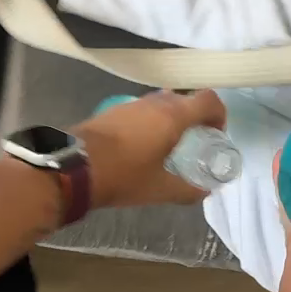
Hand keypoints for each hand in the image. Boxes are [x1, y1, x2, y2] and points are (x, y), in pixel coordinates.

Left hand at [70, 90, 226, 208]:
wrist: (72, 167)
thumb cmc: (122, 176)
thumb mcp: (159, 189)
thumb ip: (186, 189)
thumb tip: (204, 192)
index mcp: (172, 116)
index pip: (208, 99)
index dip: (218, 114)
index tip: (216, 133)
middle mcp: (153, 103)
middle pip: (184, 99)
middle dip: (195, 116)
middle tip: (195, 141)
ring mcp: (130, 104)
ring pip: (160, 102)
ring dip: (170, 118)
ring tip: (168, 144)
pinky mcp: (112, 111)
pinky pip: (141, 110)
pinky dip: (150, 121)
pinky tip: (142, 145)